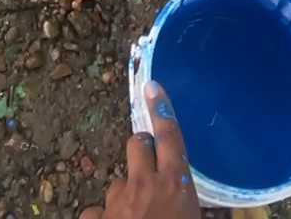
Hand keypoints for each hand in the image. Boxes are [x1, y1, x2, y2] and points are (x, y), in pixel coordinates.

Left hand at [81, 82, 200, 218]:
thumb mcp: (193, 216)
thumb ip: (186, 198)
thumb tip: (184, 193)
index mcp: (174, 184)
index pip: (169, 136)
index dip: (161, 109)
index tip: (152, 86)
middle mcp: (144, 184)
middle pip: (137, 143)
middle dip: (141, 146)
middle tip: (148, 163)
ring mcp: (117, 202)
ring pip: (118, 182)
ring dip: (126, 191)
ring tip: (134, 211)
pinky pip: (97, 210)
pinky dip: (104, 216)